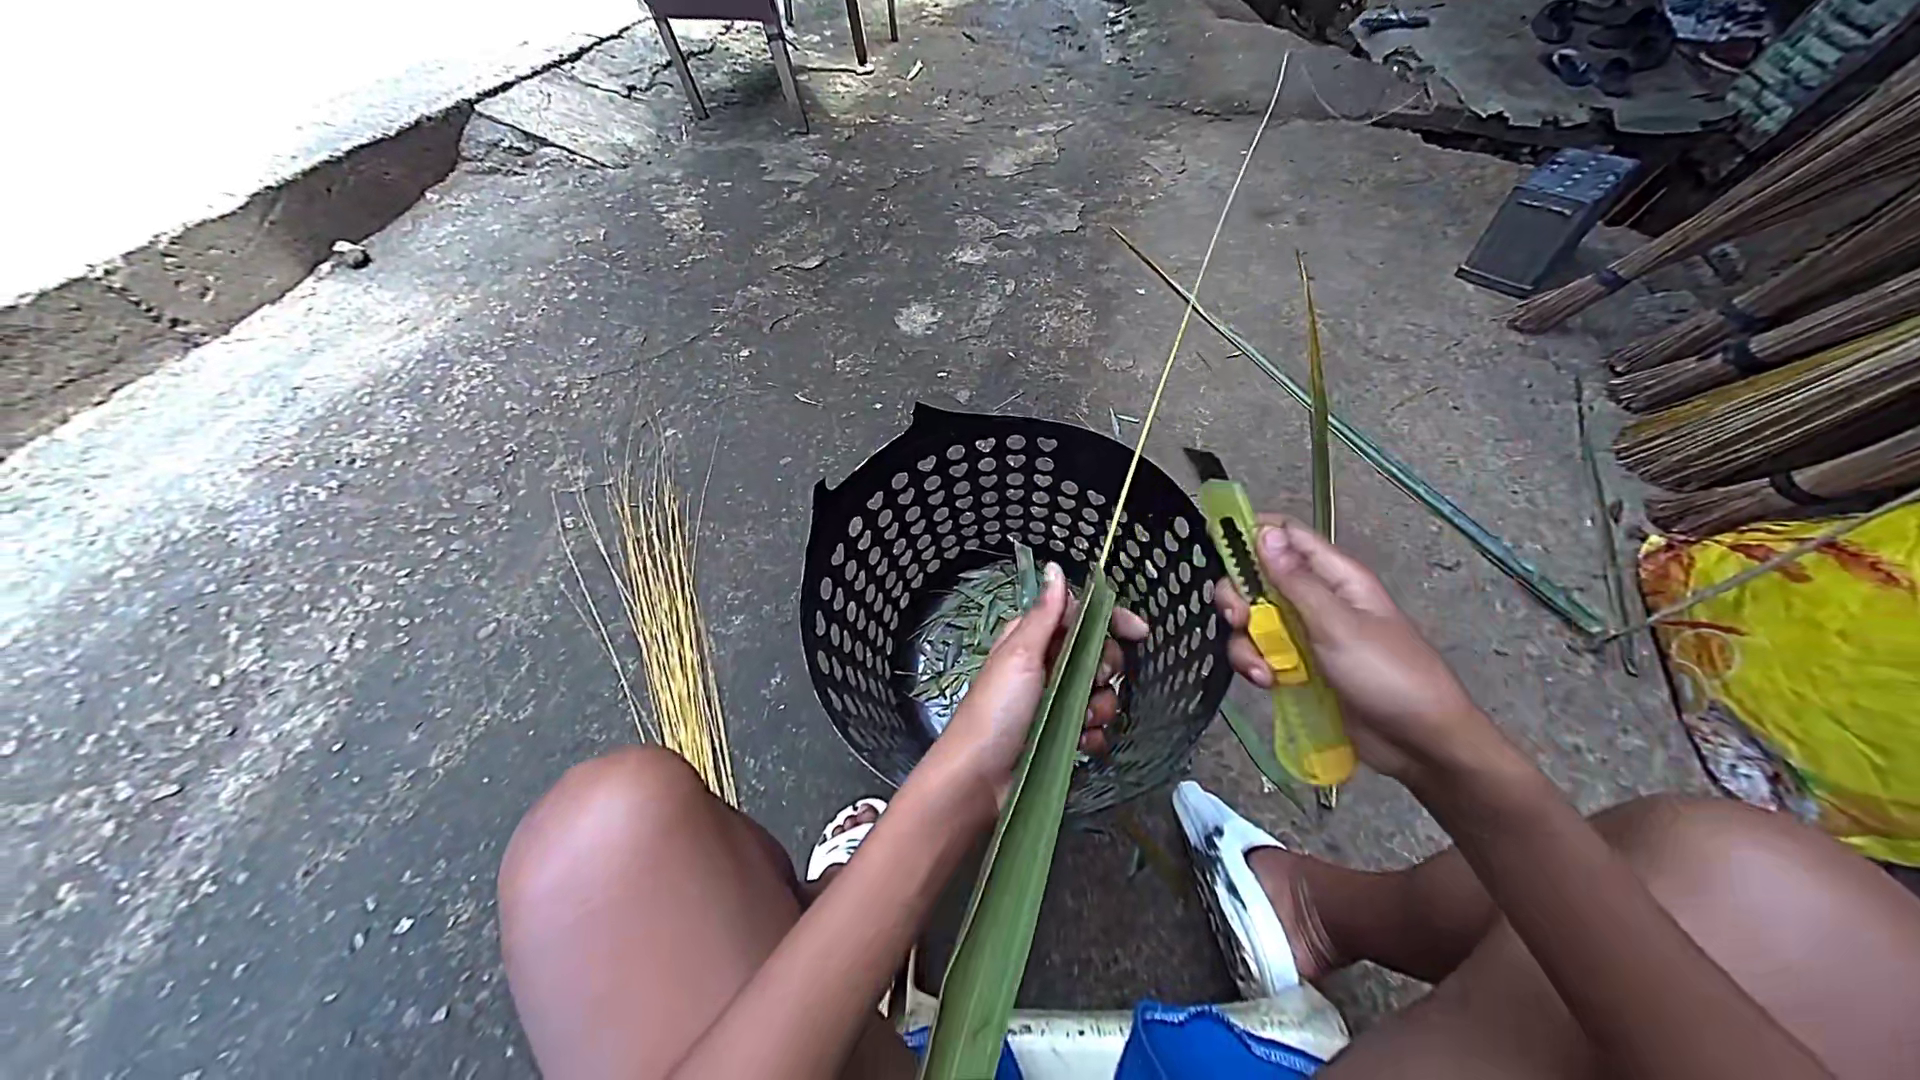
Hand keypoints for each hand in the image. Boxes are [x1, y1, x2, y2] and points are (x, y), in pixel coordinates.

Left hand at [938, 563, 1149, 801]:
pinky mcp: (1064, 735)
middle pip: (1098, 653)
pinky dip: (1095, 735)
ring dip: (1100, 706)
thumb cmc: (997, 710)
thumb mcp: (1019, 655)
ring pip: (1102, 692)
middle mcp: (1047, 667)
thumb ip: (1045, 614)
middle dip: (1105, 667)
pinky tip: (1082, 743)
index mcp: (1033, 640)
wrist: (980, 781)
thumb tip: (1055, 568)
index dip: (1110, 621)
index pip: (1080, 617)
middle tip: (1093, 679)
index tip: (1138, 632)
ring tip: (1081, 721)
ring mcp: (1056, 703)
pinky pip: (1097, 727)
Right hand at [1215, 515, 1506, 782]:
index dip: (1251, 535)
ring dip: (1246, 642)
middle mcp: (1314, 598)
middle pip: (1255, 579)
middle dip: (1238, 598)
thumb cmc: (1389, 676)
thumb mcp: (1339, 625)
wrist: (1419, 744)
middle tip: (1239, 620)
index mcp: (1334, 577)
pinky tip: (1268, 683)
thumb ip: (1296, 581)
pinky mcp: (1296, 664)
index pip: (1285, 535)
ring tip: (1262, 670)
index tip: (1218, 550)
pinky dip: (1255, 664)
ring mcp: (1303, 633)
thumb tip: (1264, 532)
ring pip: (1252, 619)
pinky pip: (1259, 652)